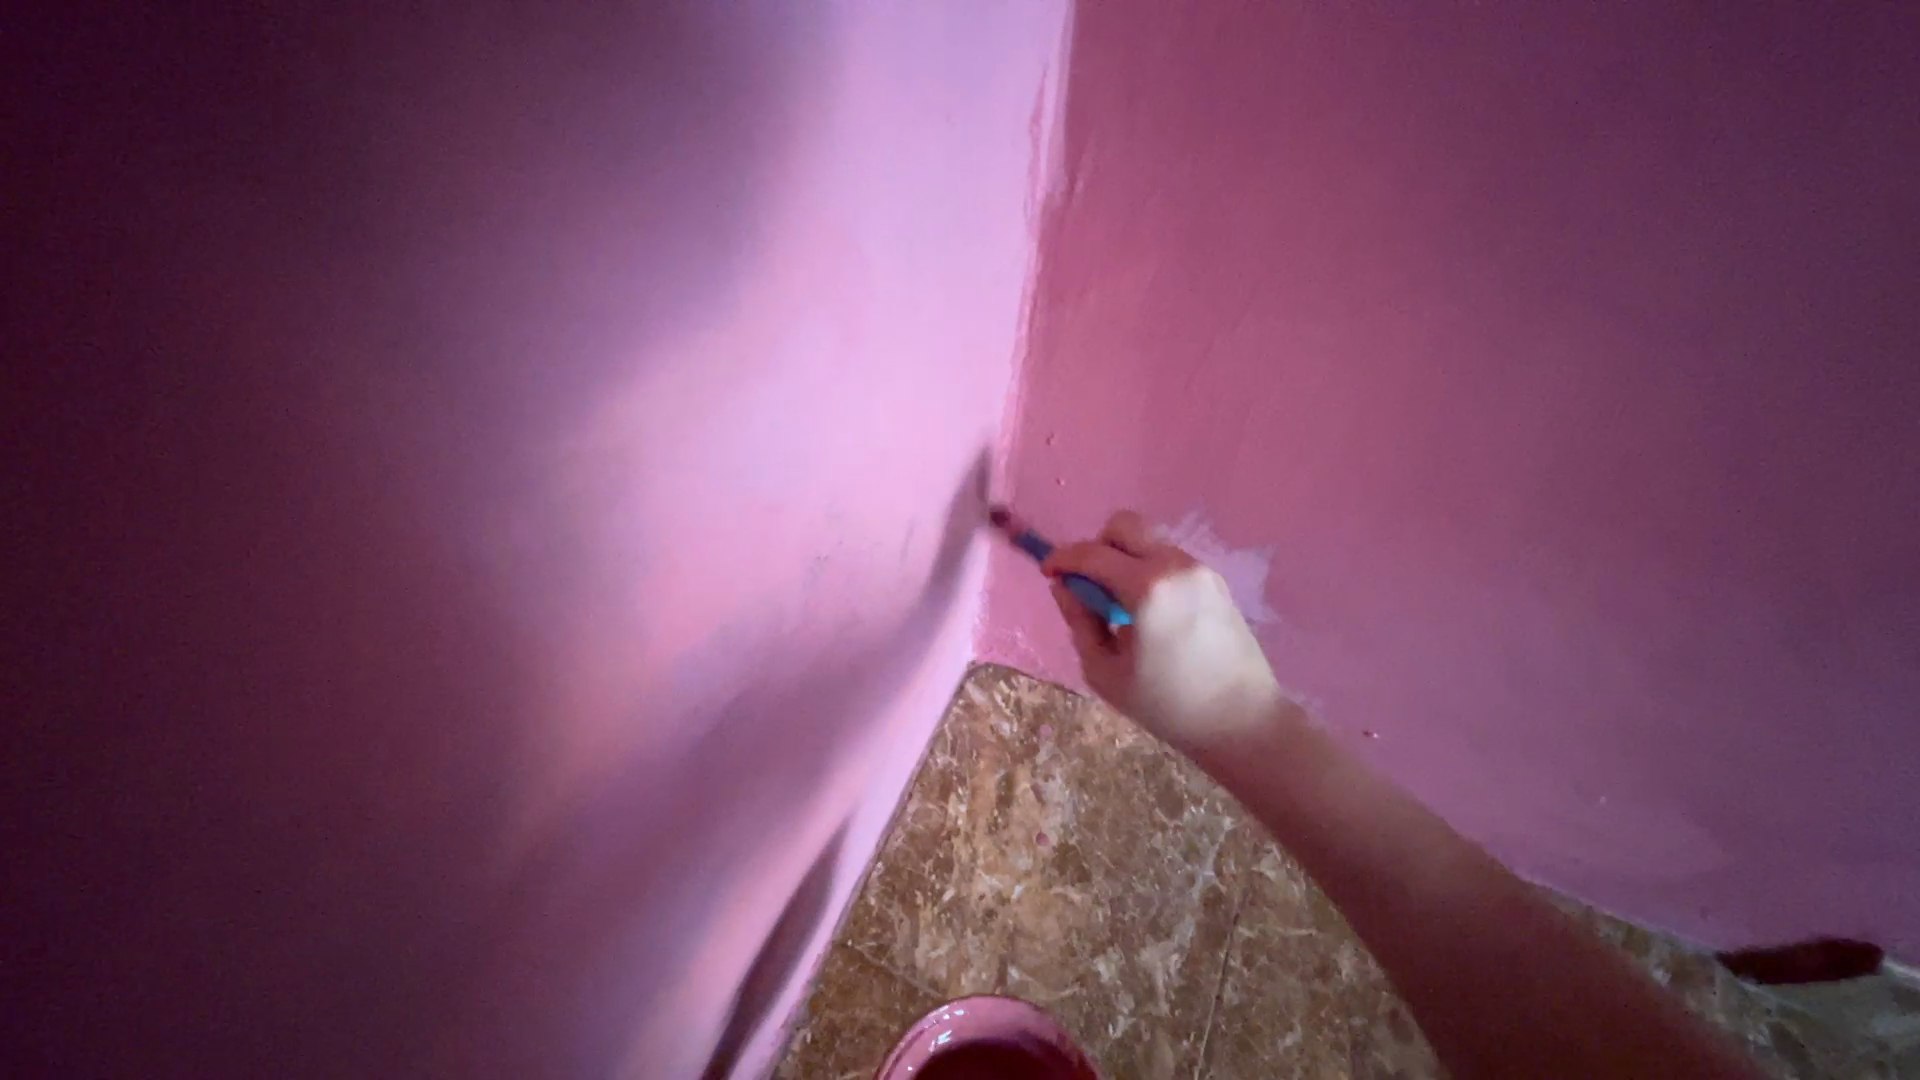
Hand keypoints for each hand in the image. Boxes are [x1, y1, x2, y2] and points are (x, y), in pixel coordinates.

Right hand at [1042, 510, 1287, 752]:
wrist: (1241, 721)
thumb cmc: (1166, 704)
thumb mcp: (1104, 672)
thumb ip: (1079, 622)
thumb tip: (1064, 588)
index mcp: (1147, 587)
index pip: (1091, 554)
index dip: (1062, 558)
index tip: (1048, 572)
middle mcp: (1175, 565)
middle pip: (1125, 525)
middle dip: (1098, 546)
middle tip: (1091, 584)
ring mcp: (1200, 570)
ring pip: (1149, 541)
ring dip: (1125, 560)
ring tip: (1123, 607)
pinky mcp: (1216, 582)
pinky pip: (1170, 560)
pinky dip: (1149, 572)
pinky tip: (1151, 614)